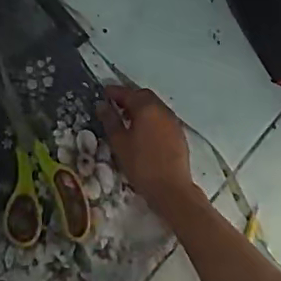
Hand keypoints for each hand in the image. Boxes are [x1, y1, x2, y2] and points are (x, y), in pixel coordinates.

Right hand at [100, 84, 200, 214]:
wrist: (171, 189)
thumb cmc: (141, 165)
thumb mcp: (119, 142)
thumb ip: (110, 120)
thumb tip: (102, 105)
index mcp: (146, 108)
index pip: (128, 93)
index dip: (115, 91)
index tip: (104, 92)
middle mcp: (162, 110)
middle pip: (144, 96)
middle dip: (129, 97)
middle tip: (115, 105)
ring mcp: (173, 121)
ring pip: (155, 106)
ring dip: (141, 107)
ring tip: (127, 118)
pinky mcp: (179, 133)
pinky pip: (162, 117)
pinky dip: (151, 117)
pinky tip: (143, 131)